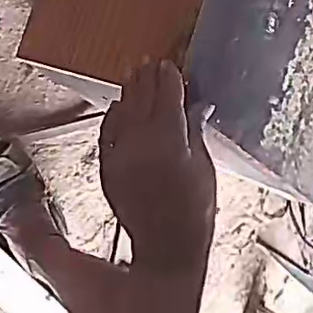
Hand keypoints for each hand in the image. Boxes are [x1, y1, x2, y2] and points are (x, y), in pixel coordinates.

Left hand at [99, 60, 216, 265]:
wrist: (166, 248)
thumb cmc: (194, 213)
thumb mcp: (204, 167)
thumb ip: (194, 132)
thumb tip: (194, 106)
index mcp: (168, 142)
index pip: (166, 98)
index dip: (169, 79)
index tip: (169, 66)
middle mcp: (138, 144)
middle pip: (140, 101)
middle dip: (145, 80)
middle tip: (148, 63)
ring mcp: (119, 156)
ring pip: (120, 114)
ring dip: (127, 94)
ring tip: (133, 78)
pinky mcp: (108, 168)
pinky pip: (107, 133)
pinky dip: (113, 118)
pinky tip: (117, 108)